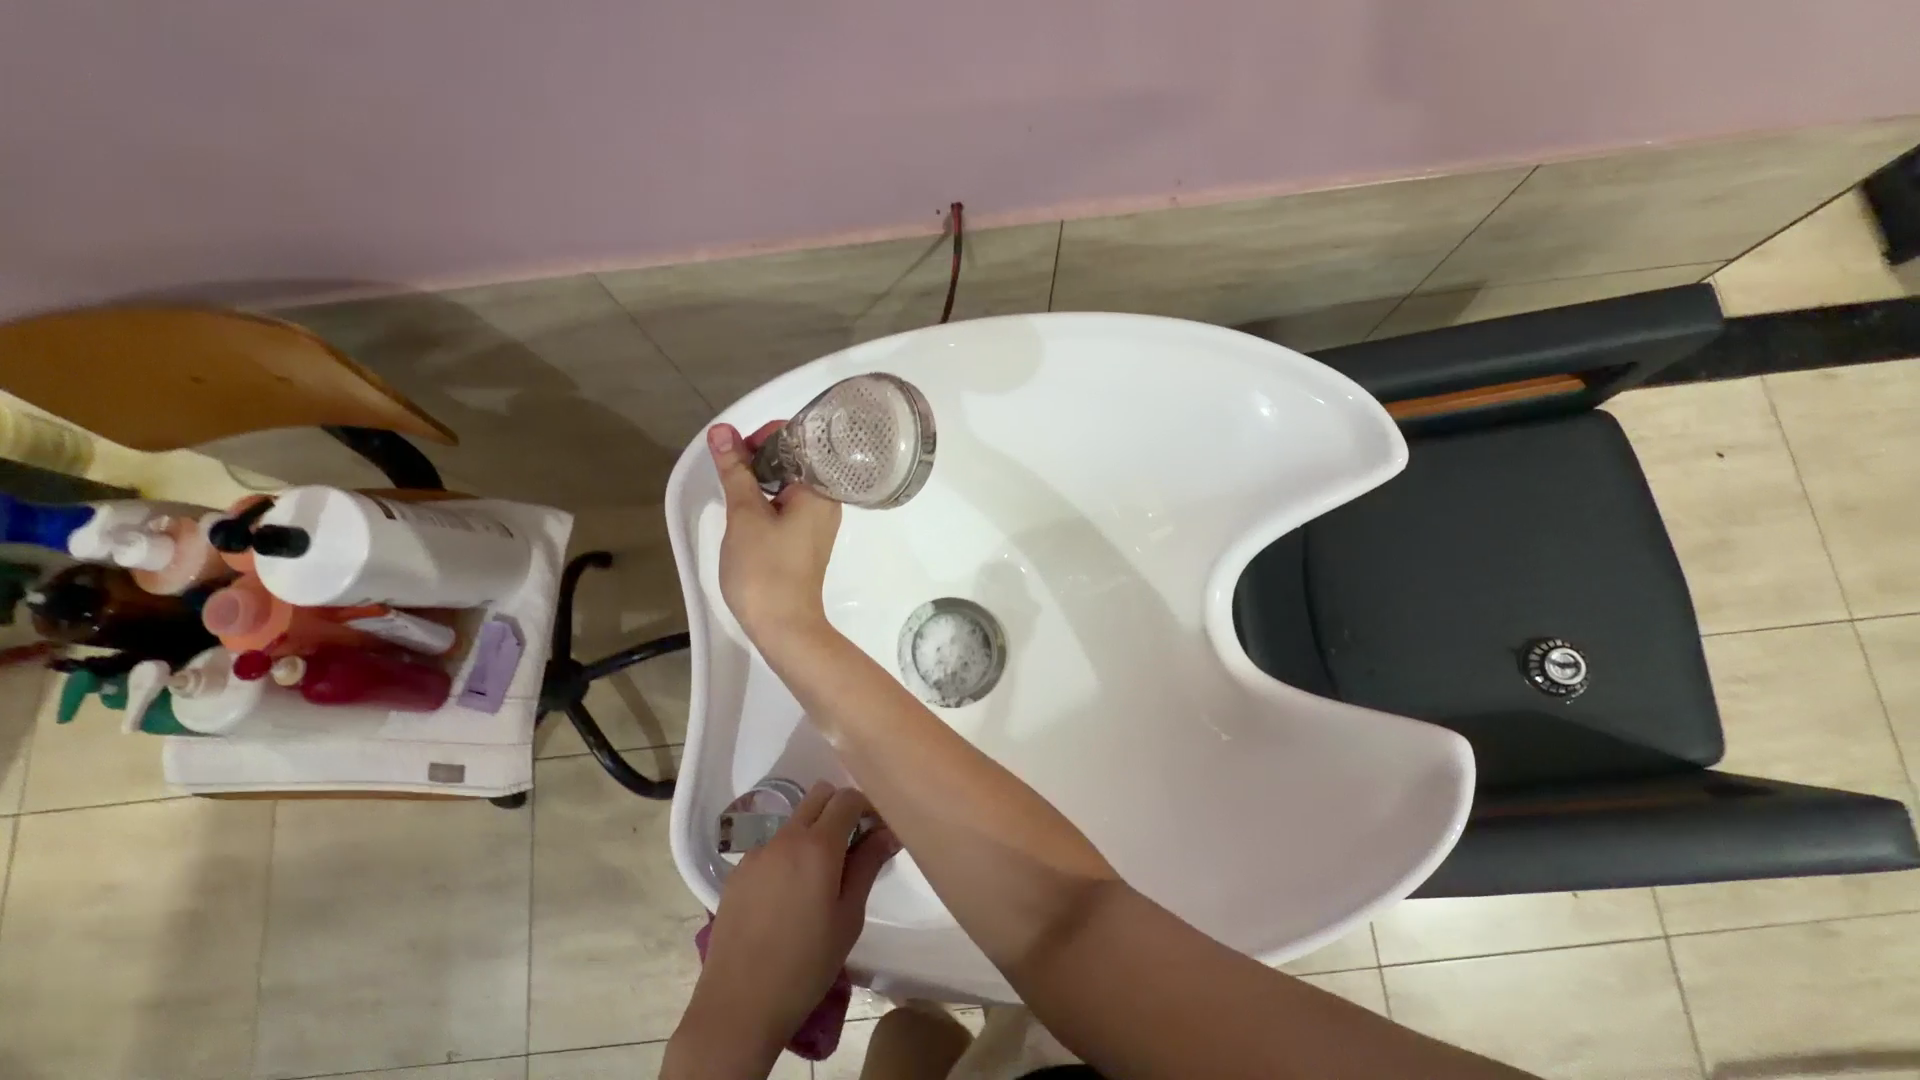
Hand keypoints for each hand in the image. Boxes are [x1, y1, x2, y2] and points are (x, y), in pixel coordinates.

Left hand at [676, 784, 899, 1070]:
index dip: (867, 807)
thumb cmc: (807, 965)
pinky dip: (788, 854)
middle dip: (840, 809)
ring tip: (820, 877)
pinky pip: (770, 846)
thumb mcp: (848, 918)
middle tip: (853, 845)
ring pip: (792, 820)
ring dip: (812, 831)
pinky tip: (789, 896)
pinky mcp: (737, 872)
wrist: (739, 1004)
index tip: (878, 830)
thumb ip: (867, 867)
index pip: (847, 799)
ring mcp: (756, 853)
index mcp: (817, 846)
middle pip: (817, 796)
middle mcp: (784, 837)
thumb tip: (887, 832)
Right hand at [706, 422, 842, 649]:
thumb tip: (721, 431)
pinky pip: (789, 504)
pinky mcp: (808, 538)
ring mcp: (819, 520)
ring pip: (790, 482)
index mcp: (821, 487)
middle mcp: (827, 499)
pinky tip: (747, 509)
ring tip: (734, 488)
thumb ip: (735, 470)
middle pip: (795, 459)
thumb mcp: (744, 514)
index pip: (798, 438)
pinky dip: (767, 498)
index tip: (734, 452)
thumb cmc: (764, 569)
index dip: (763, 437)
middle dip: (760, 457)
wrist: (783, 626)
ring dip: (761, 478)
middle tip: (731, 471)